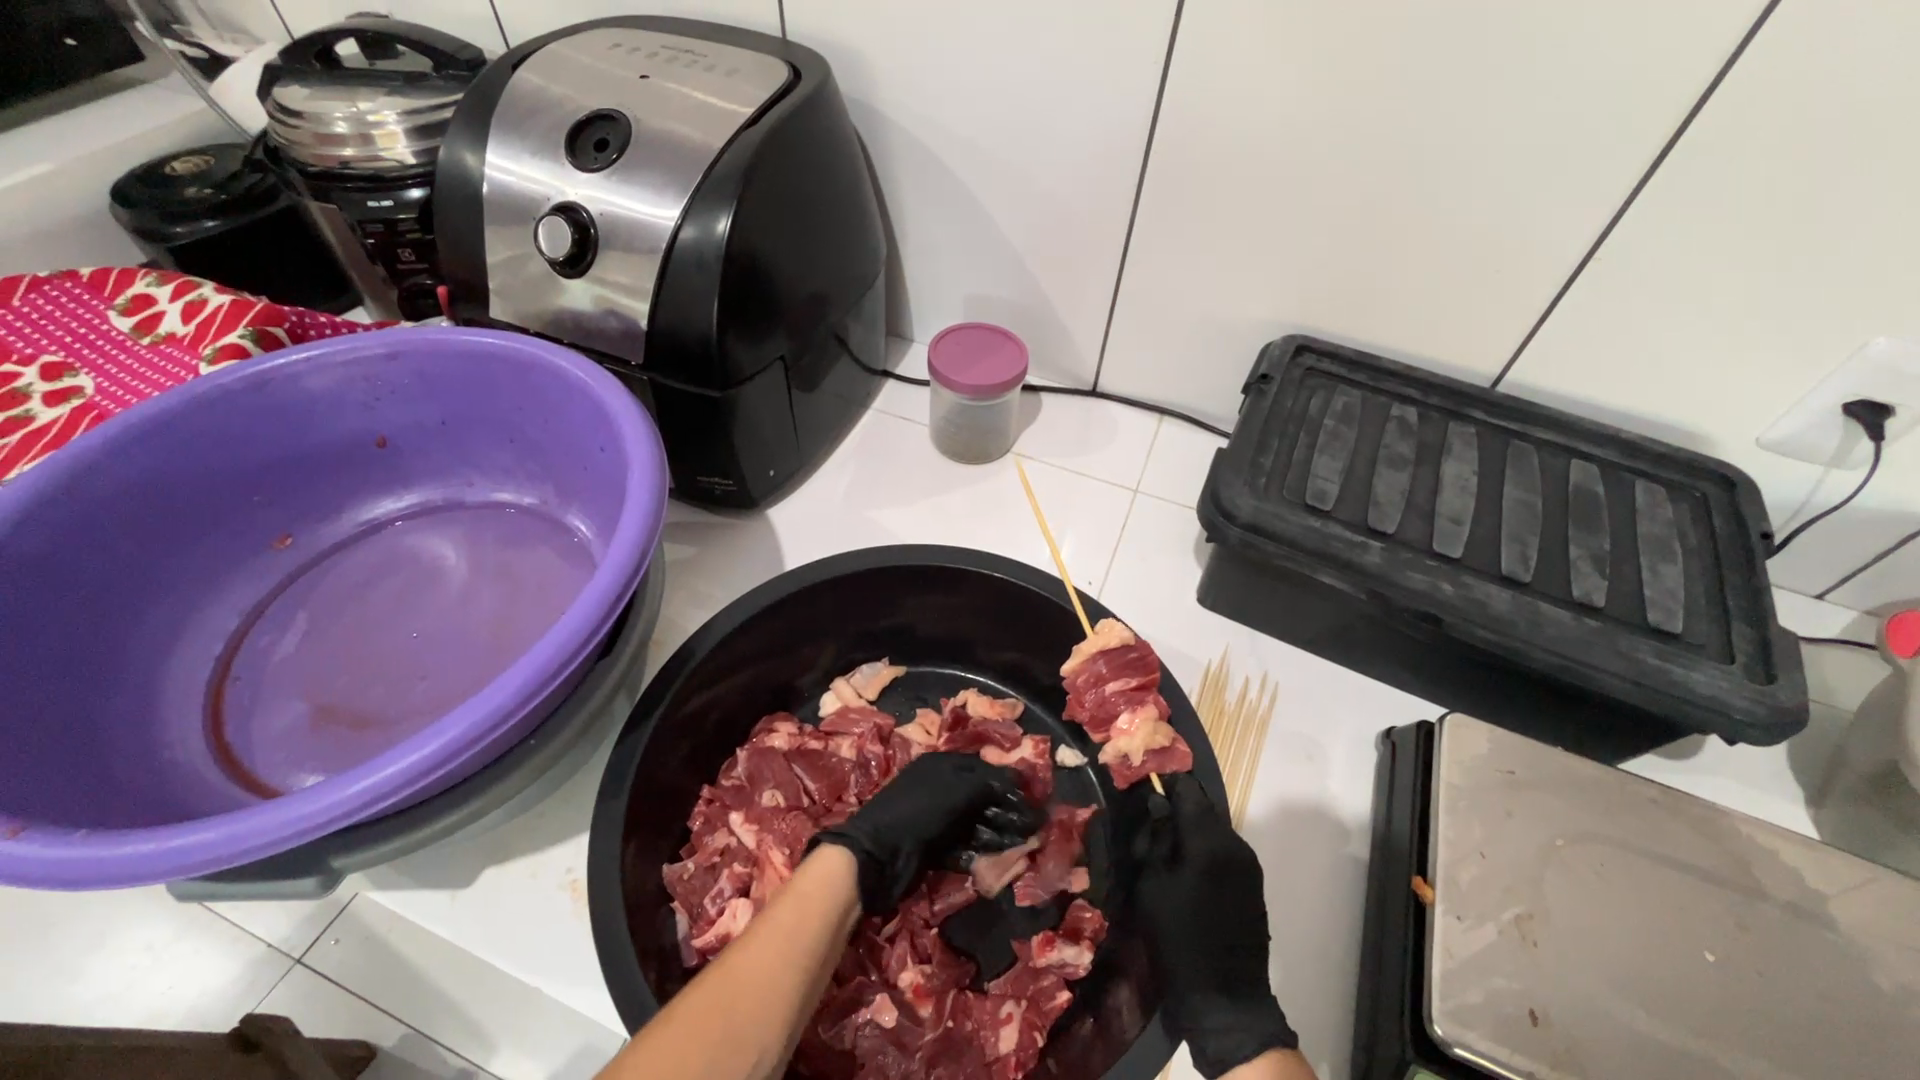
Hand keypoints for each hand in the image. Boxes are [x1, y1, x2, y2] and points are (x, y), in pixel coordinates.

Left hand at [813, 752, 1040, 913]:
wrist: (876, 855)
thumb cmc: (918, 812)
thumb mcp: (958, 790)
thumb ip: (990, 783)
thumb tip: (1020, 779)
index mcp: (943, 766)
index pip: (985, 769)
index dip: (1010, 783)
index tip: (1035, 798)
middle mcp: (940, 788)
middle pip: (982, 798)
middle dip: (1008, 811)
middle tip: (1035, 827)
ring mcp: (934, 819)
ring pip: (975, 823)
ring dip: (999, 833)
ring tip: (1024, 844)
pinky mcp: (931, 847)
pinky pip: (963, 846)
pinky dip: (980, 852)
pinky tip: (999, 860)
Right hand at [1137, 774, 1297, 1078]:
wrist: (1225, 998)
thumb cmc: (1178, 940)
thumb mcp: (1151, 886)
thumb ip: (1153, 840)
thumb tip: (1155, 807)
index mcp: (1210, 840)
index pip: (1187, 789)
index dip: (1163, 779)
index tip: (1140, 778)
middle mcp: (1236, 844)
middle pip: (1202, 809)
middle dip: (1174, 807)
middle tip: (1143, 814)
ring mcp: (1249, 865)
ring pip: (1213, 831)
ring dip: (1188, 830)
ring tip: (1159, 843)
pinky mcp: (1253, 885)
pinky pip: (1223, 852)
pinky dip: (1201, 850)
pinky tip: (1181, 867)